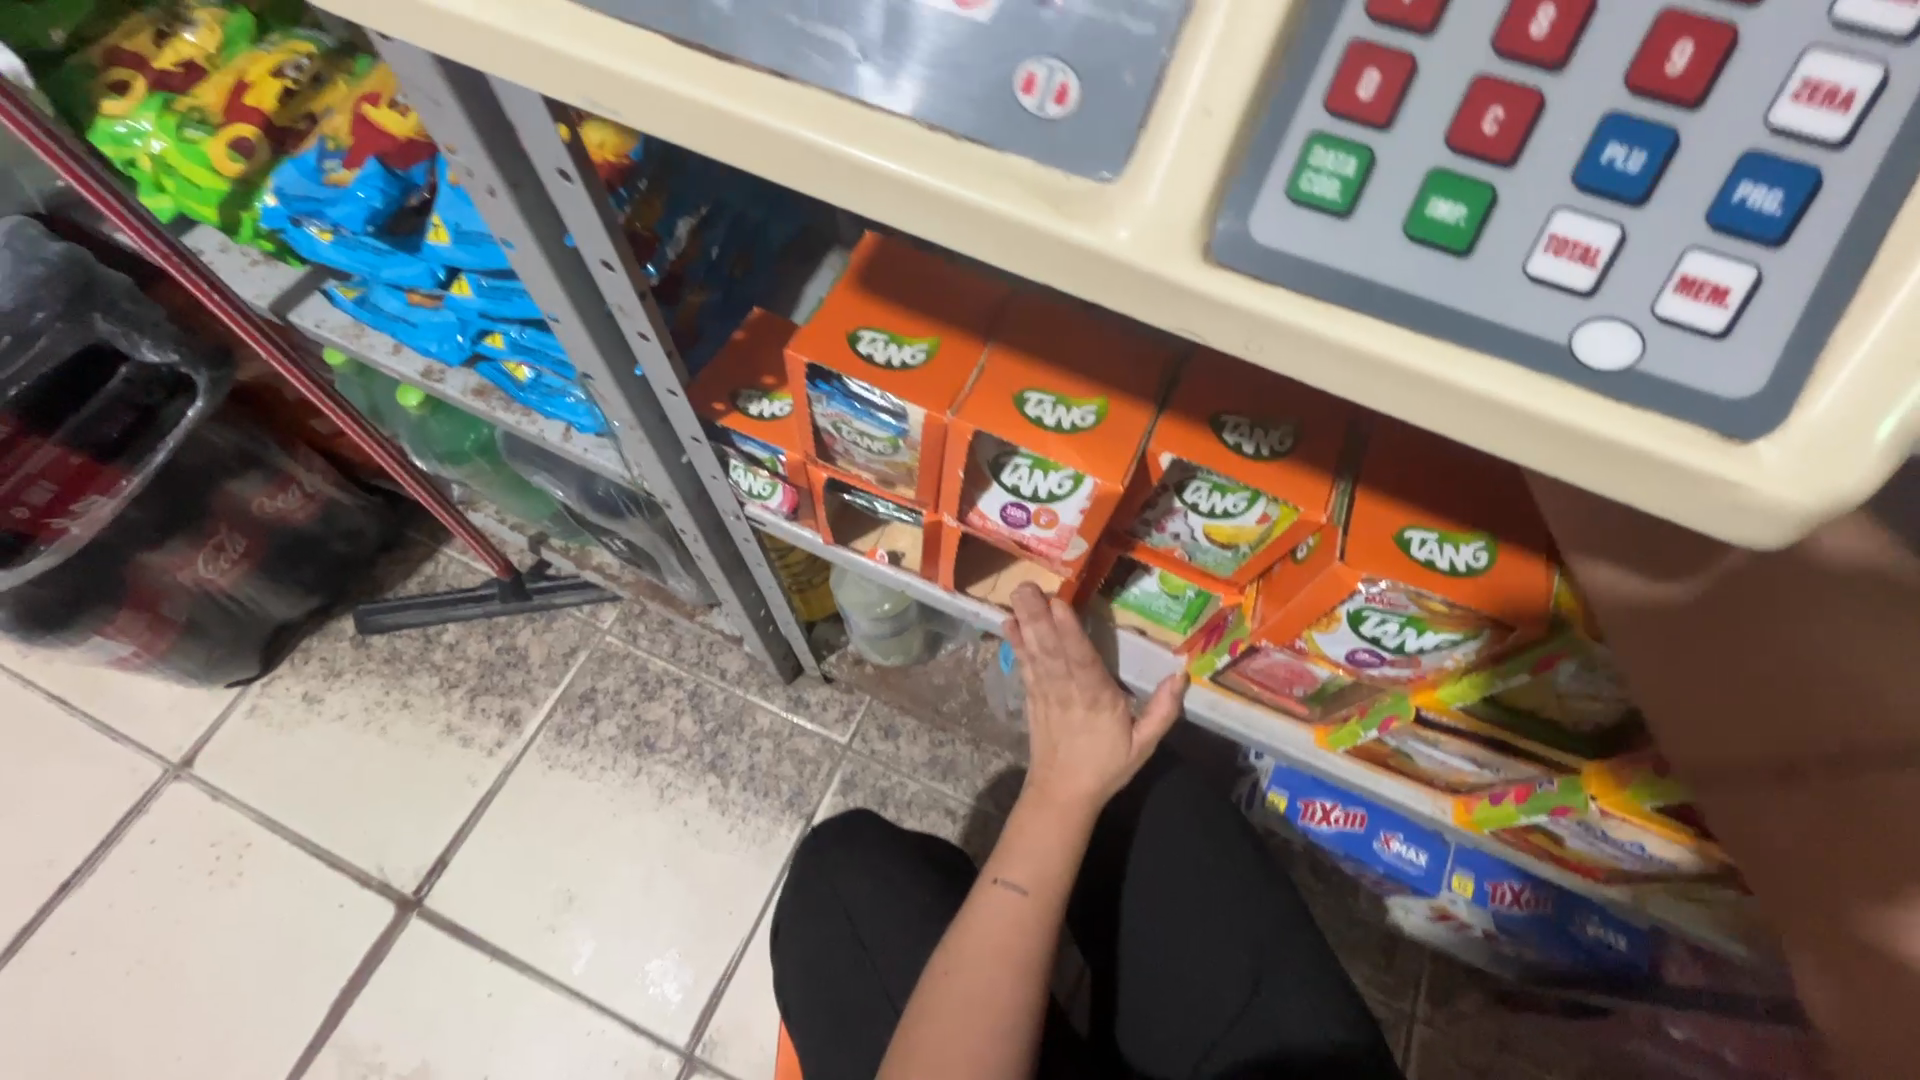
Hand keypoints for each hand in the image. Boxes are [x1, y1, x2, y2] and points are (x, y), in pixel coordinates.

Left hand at [1003, 582, 1187, 816]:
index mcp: (1097, 700)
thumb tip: (1181, 674)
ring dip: (1026, 622)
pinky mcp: (1032, 696)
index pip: (1083, 662)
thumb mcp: (1144, 744)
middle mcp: (1068, 691)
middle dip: (1039, 617)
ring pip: (1036, 652)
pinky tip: (1007, 623)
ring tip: (1018, 593)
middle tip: (1027, 586)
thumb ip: (1163, 710)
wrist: (1063, 793)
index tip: (1061, 605)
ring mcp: (1046, 692)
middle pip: (1052, 650)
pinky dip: (1016, 643)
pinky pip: (1024, 665)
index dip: (1070, 633)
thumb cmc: (1106, 766)